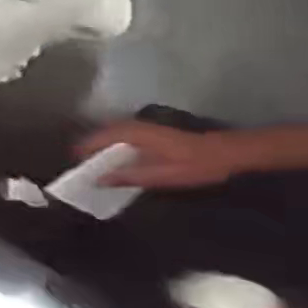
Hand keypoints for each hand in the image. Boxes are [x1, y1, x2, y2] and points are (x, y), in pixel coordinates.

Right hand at [75, 121, 243, 188]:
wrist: (230, 153)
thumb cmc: (195, 164)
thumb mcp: (162, 175)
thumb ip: (128, 177)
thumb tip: (96, 181)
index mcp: (128, 134)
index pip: (91, 141)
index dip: (81, 156)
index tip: (77, 172)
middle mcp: (128, 127)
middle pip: (96, 138)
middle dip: (88, 154)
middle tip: (85, 173)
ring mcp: (138, 128)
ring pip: (106, 138)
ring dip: (99, 152)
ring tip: (98, 170)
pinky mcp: (146, 133)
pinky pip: (118, 139)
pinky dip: (112, 150)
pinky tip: (119, 164)